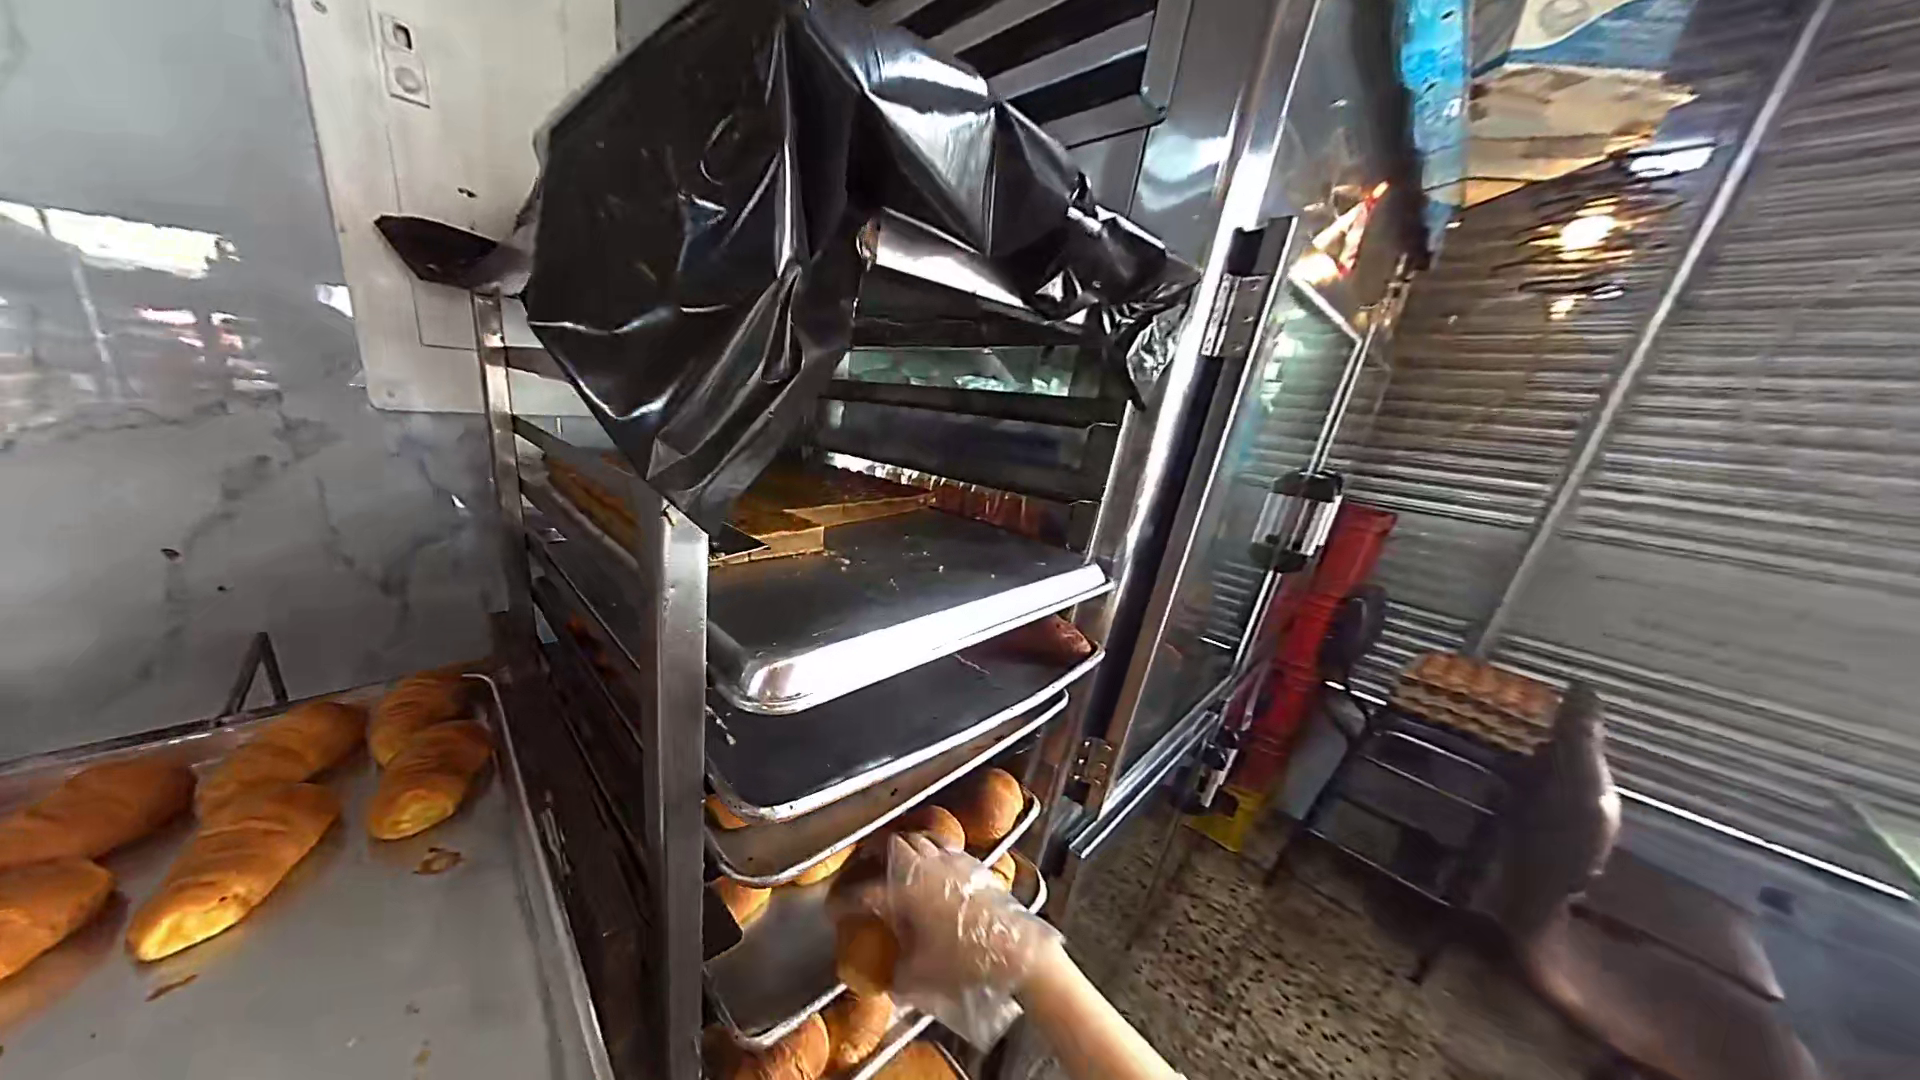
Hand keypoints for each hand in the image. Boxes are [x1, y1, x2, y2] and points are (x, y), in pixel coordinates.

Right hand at [833, 834, 1059, 1044]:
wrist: (1014, 950)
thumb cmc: (965, 963)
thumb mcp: (920, 977)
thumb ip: (895, 971)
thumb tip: (885, 972)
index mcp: (904, 891)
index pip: (862, 892)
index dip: (843, 901)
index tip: (835, 908)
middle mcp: (923, 866)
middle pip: (889, 845)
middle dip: (871, 855)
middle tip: (861, 869)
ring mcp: (948, 858)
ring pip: (916, 837)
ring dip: (900, 846)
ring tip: (893, 861)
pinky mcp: (969, 860)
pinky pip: (939, 843)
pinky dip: (927, 848)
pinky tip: (929, 865)